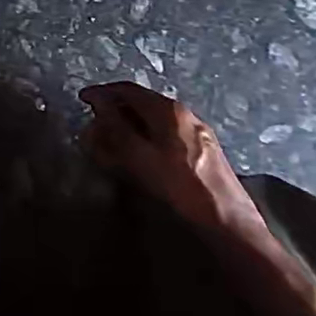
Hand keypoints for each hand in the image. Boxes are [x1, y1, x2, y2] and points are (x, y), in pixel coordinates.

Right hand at [79, 80, 268, 239]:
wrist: (231, 226)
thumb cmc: (181, 188)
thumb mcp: (139, 157)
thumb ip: (115, 127)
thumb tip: (98, 103)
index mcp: (169, 109)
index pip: (128, 89)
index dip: (102, 93)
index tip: (83, 100)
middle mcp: (185, 114)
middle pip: (143, 103)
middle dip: (116, 110)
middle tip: (95, 124)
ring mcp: (198, 132)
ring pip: (155, 120)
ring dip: (131, 125)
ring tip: (114, 141)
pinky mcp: (205, 152)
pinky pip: (167, 134)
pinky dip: (147, 137)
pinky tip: (141, 156)